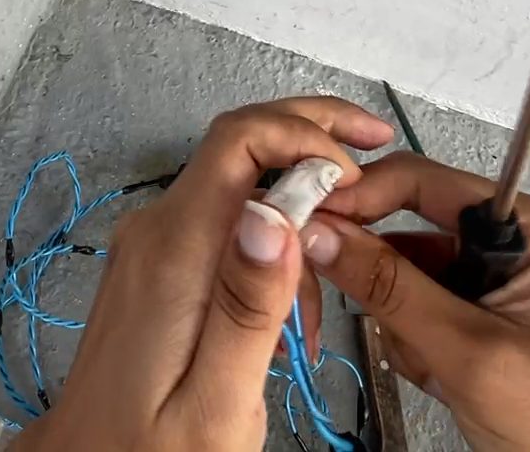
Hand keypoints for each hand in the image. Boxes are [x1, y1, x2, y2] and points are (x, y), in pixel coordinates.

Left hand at [12, 97, 393, 451]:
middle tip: (374, 137)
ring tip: (345, 268)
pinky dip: (271, 242)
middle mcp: (158, 225)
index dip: (302, 134)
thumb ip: (247, 306)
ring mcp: (155, 239)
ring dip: (298, 205)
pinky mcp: (160, 260)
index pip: (235, 140)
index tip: (357, 174)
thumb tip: (274, 209)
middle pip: (238, 142)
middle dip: (310, 130)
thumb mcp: (215, 400)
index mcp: (174, 247)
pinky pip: (225, 223)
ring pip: (239, 184)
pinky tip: (296, 306)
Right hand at [299, 153, 529, 451]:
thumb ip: (389, 288)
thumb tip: (312, 230)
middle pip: (411, 226)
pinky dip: (416, 339)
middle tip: (377, 319)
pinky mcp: (489, 314)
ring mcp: (501, 279)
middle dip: (389, 279)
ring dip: (403, 319)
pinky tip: (443, 379)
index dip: (360, 193)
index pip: (422, 180)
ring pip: (409, 271)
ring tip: (437, 371)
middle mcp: (515, 239)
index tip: (303, 219)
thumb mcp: (472, 356)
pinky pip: (422, 304)